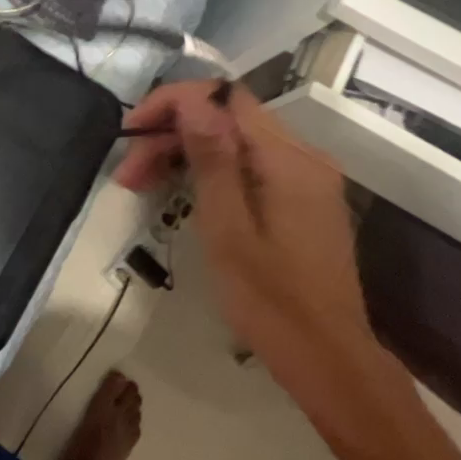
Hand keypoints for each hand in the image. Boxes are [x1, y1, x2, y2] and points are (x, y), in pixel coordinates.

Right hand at [116, 80, 374, 372]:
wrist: (331, 363)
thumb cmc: (272, 302)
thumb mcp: (228, 230)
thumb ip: (212, 159)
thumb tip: (192, 100)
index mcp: (287, 158)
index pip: (223, 96)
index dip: (172, 102)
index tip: (131, 132)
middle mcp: (303, 155)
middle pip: (227, 115)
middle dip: (171, 132)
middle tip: (129, 173)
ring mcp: (307, 176)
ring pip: (236, 137)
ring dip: (186, 149)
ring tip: (144, 183)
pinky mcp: (303, 198)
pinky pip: (250, 161)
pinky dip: (212, 167)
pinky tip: (183, 191)